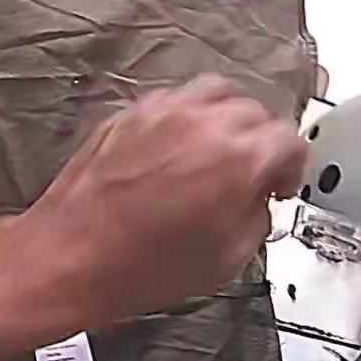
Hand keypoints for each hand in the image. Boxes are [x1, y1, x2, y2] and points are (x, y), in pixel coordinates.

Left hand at [0, 77, 306, 350]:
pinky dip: (185, 120)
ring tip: (215, 153)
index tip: (278, 185)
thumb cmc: (135, 265)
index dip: (290, 168)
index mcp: (239, 157)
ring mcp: (161, 113)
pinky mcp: (128, 115)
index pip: (289, 141)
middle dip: (259, 143)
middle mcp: (202, 123)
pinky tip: (176, 149)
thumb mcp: (225, 260)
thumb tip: (256, 203)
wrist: (70, 256)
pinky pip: (172, 103)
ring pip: (214, 95)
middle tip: (249, 174)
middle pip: (254, 112)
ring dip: (224, 121)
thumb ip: (255, 219)